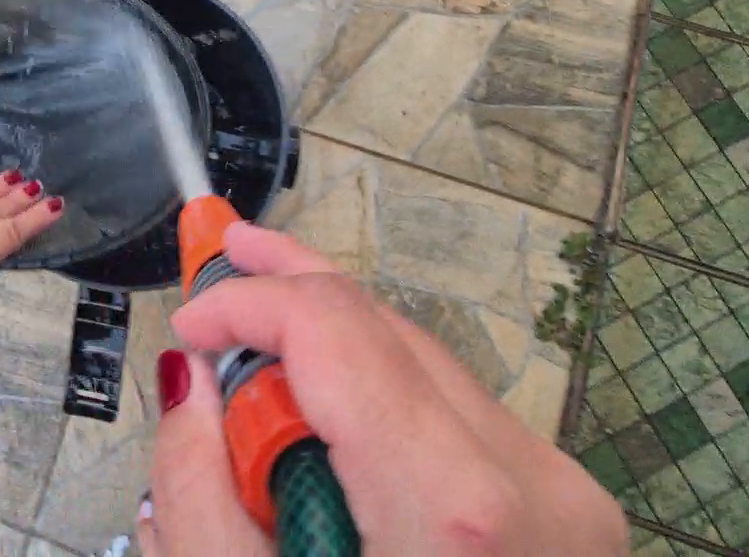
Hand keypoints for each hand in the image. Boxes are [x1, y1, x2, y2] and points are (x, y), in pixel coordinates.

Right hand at [139, 223, 626, 556]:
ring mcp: (561, 487)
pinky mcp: (563, 503)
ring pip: (413, 355)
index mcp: (457, 504)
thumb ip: (198, 486)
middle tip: (224, 244)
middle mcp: (530, 474)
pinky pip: (442, 405)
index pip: (334, 325)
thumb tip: (188, 379)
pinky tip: (322, 387)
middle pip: (379, 323)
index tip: (185, 322)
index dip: (246, 299)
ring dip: (327, 335)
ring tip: (260, 308)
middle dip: (288, 286)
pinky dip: (370, 387)